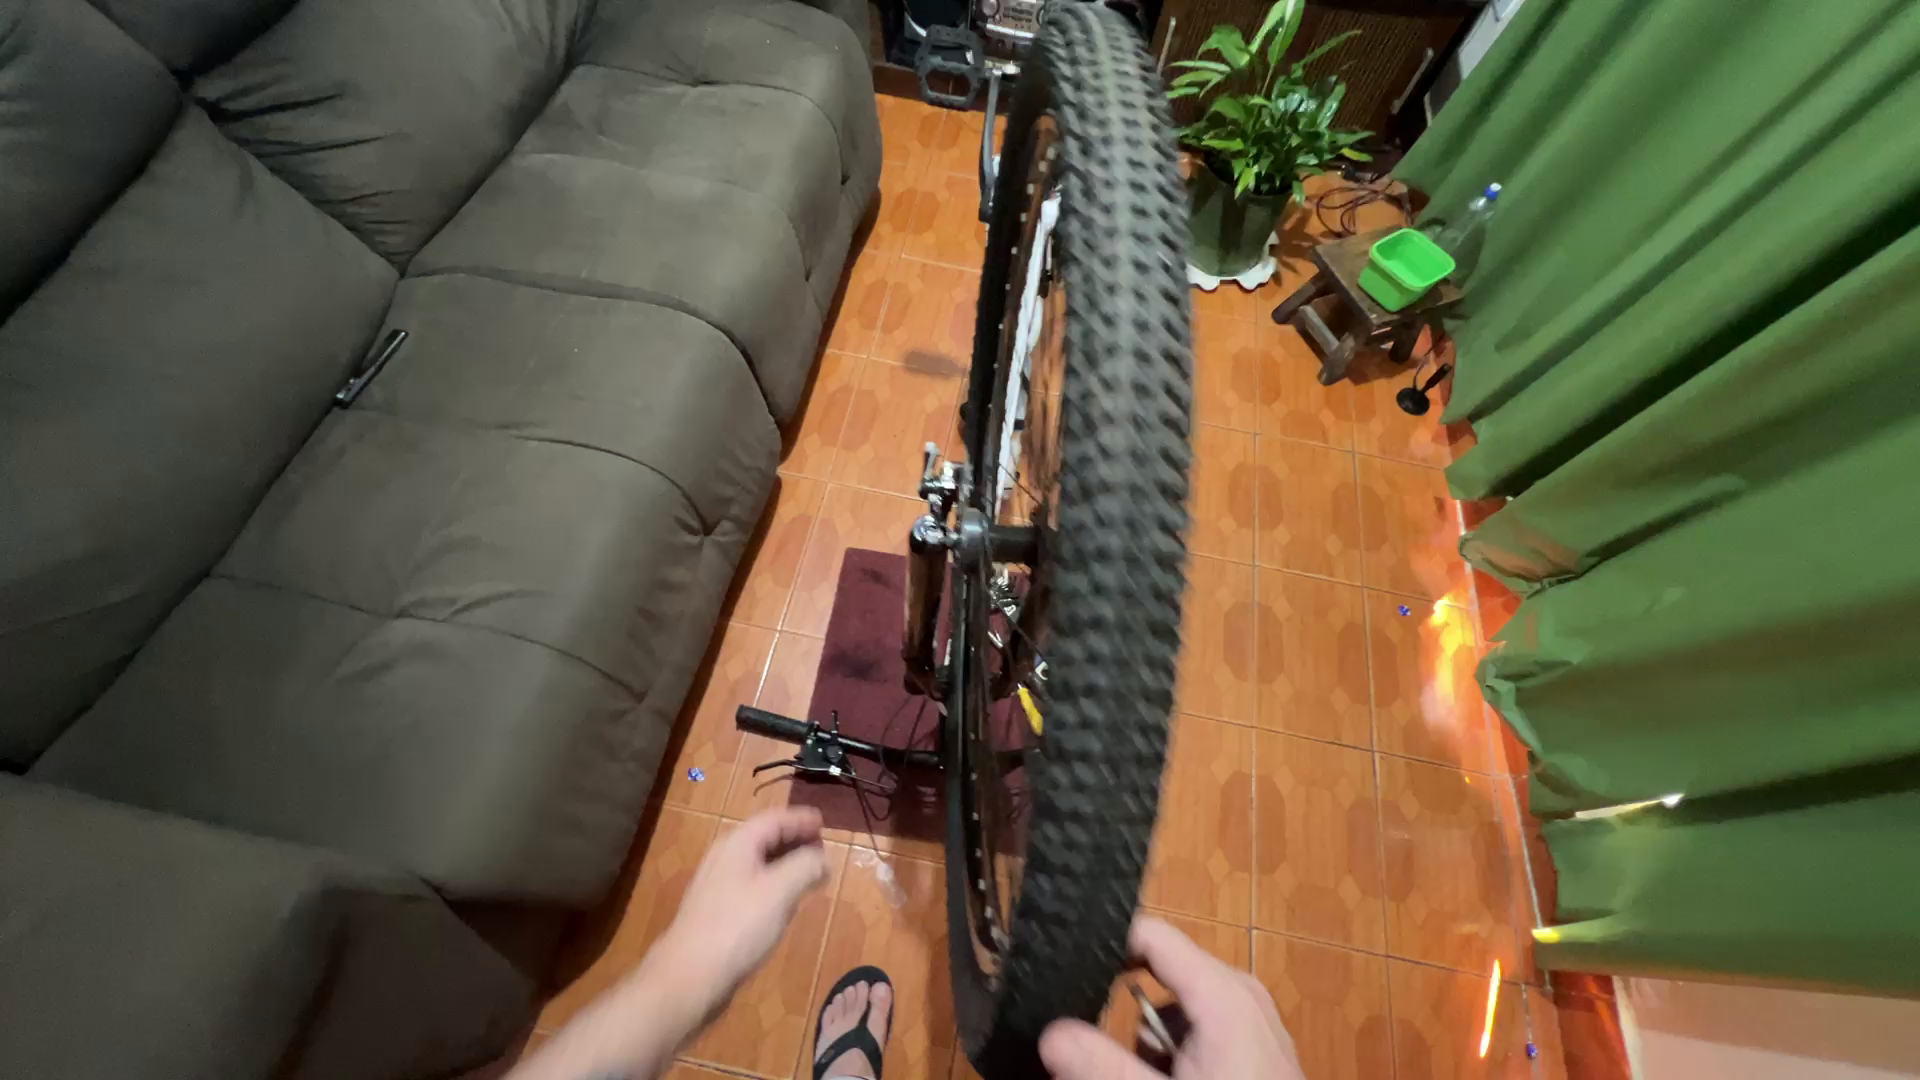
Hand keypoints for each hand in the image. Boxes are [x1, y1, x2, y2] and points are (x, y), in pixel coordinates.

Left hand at [654, 806, 831, 1014]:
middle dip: (795, 841)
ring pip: (759, 864)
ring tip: (809, 875)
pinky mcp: (716, 913)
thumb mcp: (781, 890)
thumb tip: (822, 859)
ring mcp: (718, 887)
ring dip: (786, 865)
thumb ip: (806, 866)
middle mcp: (725, 858)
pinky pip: (752, 887)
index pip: (775, 819)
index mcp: (738, 844)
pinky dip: (773, 886)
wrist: (688, 979)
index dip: (801, 819)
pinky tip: (784, 905)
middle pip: (765, 838)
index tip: (824, 822)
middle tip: (822, 849)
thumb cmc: (738, 926)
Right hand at [1038, 916, 1305, 1079]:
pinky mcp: (1256, 1046)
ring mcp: (1252, 1019)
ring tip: (1148, 1078)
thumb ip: (1103, 1065)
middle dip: (1124, 1008)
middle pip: (1158, 971)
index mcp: (1221, 991)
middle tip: (1096, 1043)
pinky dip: (1176, 1053)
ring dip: (1150, 1042)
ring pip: (1174, 1007)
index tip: (1066, 960)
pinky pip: (1198, 1029)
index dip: (1106, 940)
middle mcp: (1239, 991)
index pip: (1150, 933)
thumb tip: (1048, 1034)